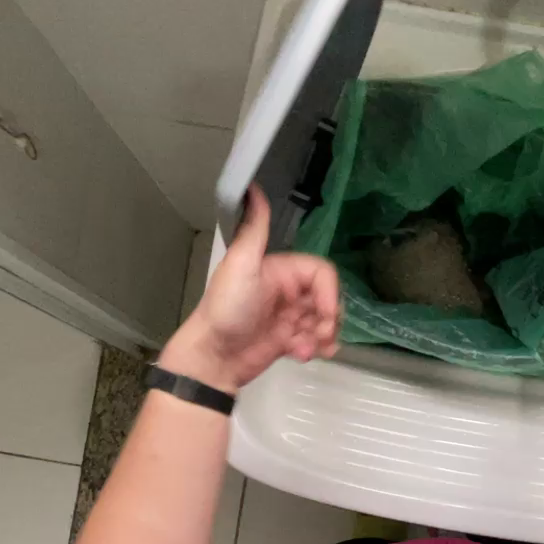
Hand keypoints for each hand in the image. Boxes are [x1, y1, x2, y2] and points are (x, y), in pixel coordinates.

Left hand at [159, 185, 341, 392]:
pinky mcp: (287, 341)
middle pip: (327, 298)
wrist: (214, 355)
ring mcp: (288, 317)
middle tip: (322, 336)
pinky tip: (303, 355)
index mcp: (279, 270)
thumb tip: (253, 187)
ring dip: (324, 336)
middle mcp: (287, 291)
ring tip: (308, 349)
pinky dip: (315, 349)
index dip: (329, 293)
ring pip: (324, 322)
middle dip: (330, 318)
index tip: (327, 314)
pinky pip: (314, 341)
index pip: (320, 274)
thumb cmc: (226, 310)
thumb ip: (254, 230)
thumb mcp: (240, 265)